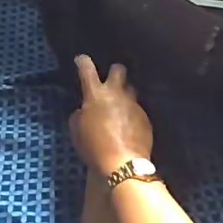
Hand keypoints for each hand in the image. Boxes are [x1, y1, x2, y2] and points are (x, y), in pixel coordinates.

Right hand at [71, 55, 153, 177]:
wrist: (123, 164)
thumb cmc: (94, 147)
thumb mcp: (77, 132)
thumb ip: (79, 116)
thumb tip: (83, 111)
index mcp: (96, 95)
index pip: (87, 70)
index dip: (83, 62)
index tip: (81, 59)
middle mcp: (116, 93)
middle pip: (118, 70)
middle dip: (114, 71)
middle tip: (110, 79)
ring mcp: (134, 104)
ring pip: (131, 89)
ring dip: (125, 94)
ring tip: (120, 105)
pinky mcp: (145, 117)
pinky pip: (137, 109)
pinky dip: (131, 114)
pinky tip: (128, 125)